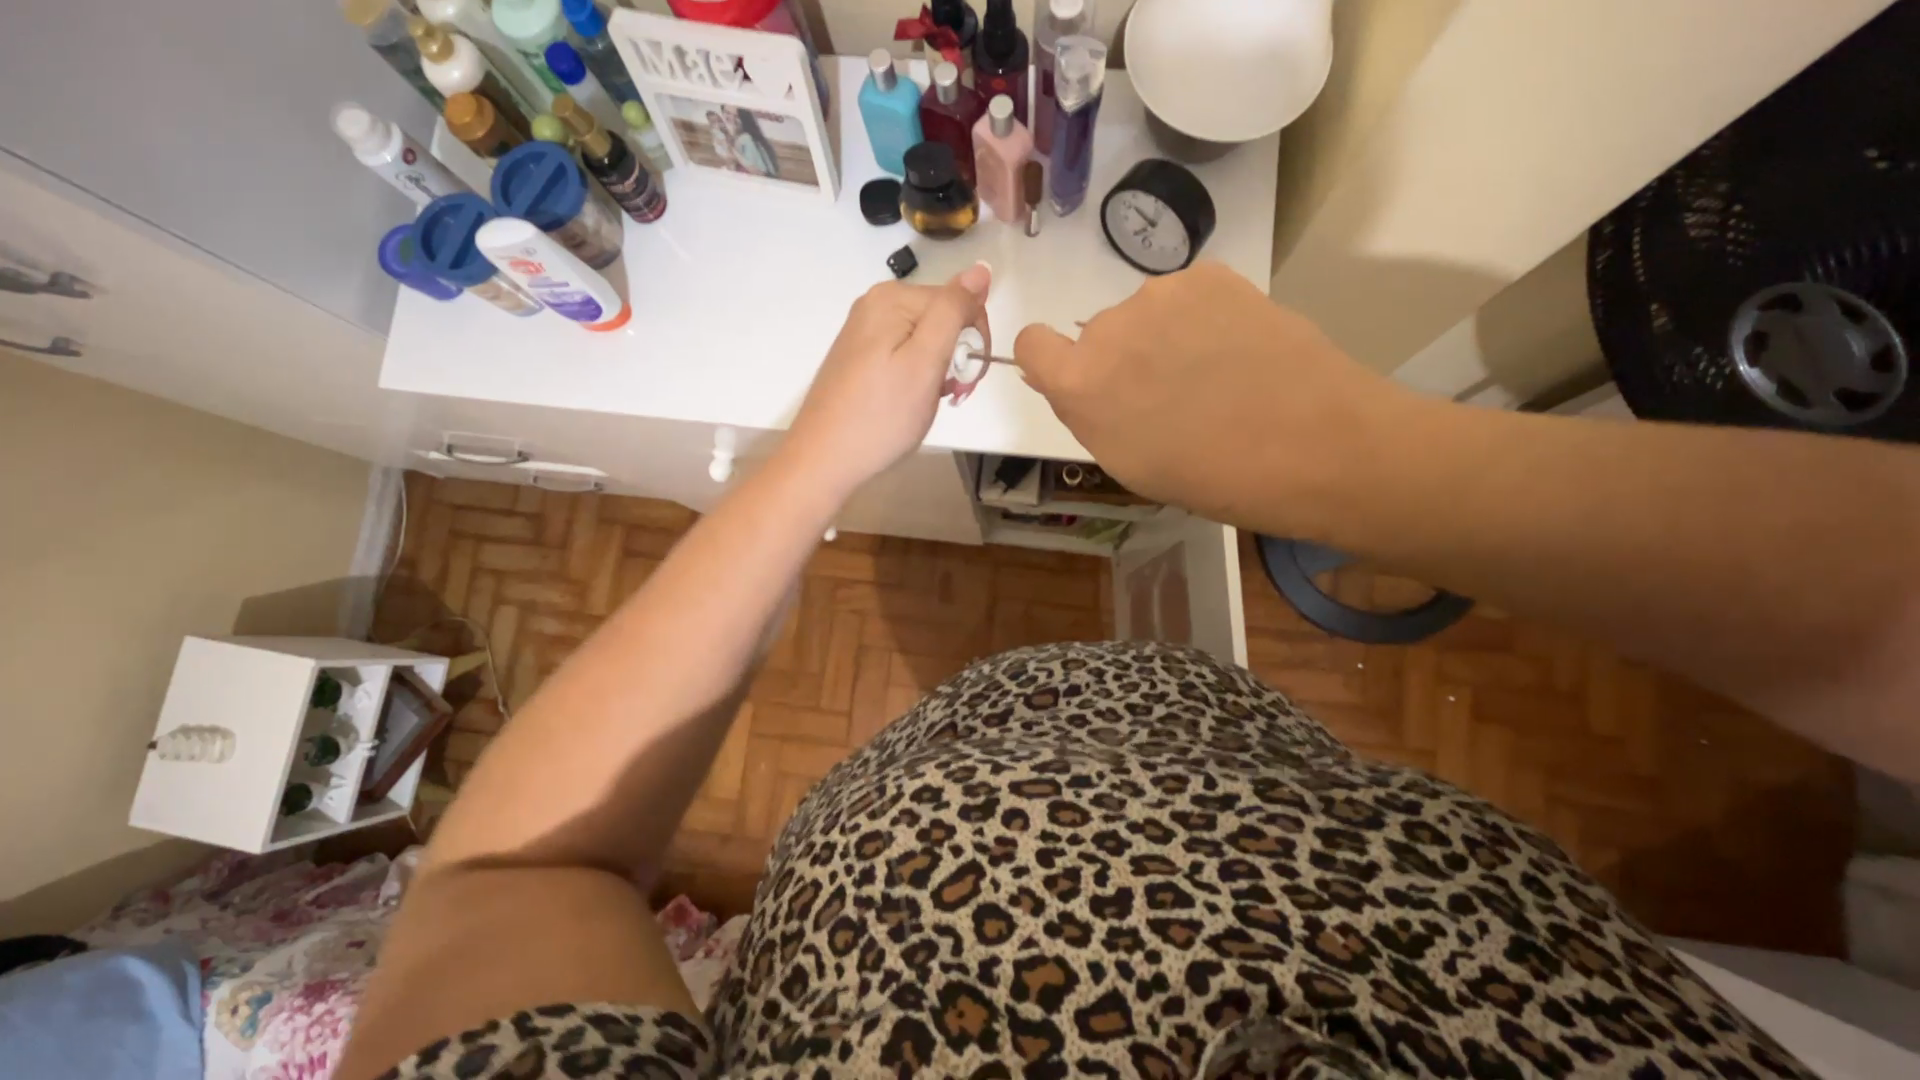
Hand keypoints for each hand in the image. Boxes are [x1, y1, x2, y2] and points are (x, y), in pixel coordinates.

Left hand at [785, 263, 991, 495]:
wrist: (824, 460)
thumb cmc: (881, 416)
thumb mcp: (926, 361)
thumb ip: (954, 311)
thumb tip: (980, 269)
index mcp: (892, 298)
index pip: (960, 301)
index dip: (974, 341)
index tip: (967, 380)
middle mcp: (875, 305)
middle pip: (941, 319)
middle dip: (956, 356)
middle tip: (951, 395)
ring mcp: (864, 332)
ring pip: (925, 340)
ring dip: (939, 371)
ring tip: (930, 403)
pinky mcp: (859, 357)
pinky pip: (904, 356)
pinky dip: (917, 378)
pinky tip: (911, 402)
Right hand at [1014, 261, 1418, 536]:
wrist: (1315, 444)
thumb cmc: (1213, 477)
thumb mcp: (1130, 465)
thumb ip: (1086, 413)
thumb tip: (1060, 376)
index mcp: (1082, 383)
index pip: (1032, 344)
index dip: (1053, 361)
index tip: (1089, 384)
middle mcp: (1110, 327)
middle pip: (1099, 334)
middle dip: (1124, 360)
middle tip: (1174, 398)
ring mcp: (1162, 294)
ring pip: (1146, 315)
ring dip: (1164, 337)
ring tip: (1216, 376)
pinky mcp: (1212, 275)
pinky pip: (1187, 296)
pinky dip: (1202, 318)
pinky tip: (1239, 349)